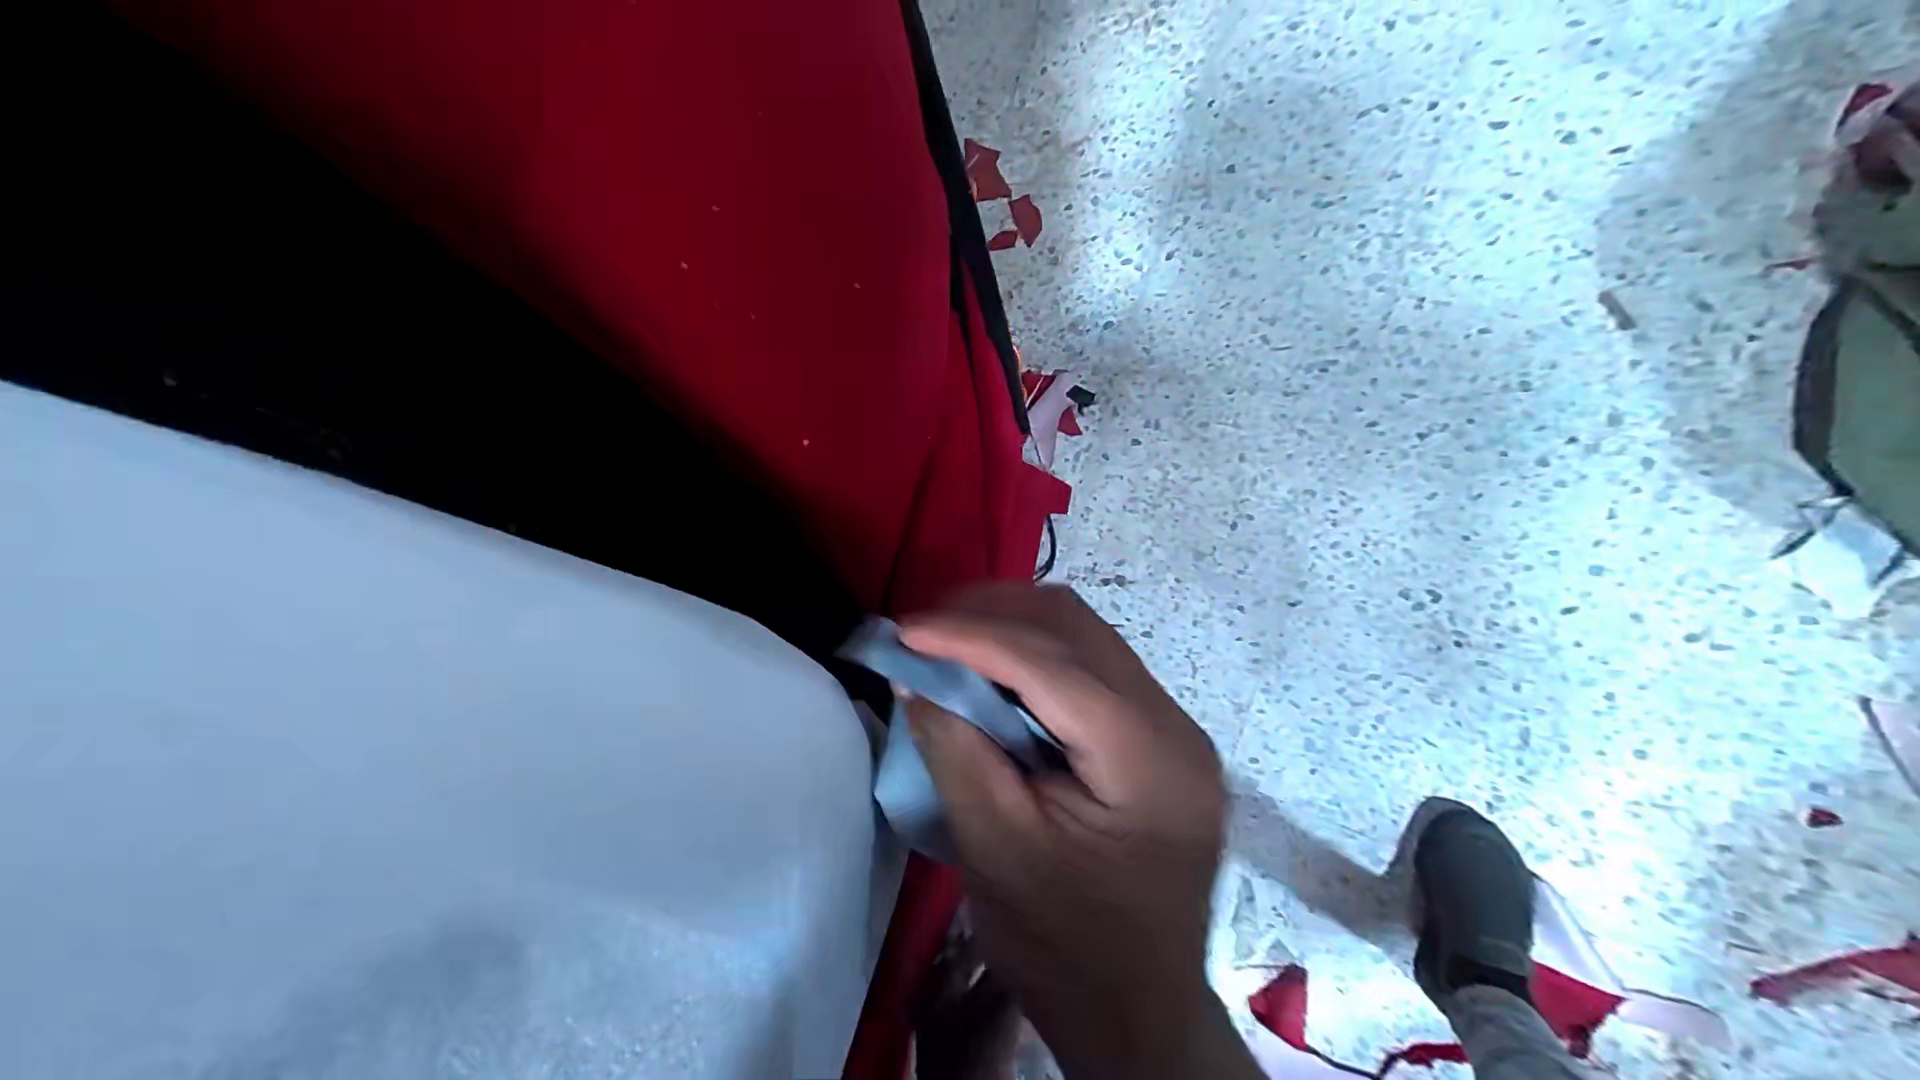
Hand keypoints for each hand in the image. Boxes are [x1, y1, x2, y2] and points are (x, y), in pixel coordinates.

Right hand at [901, 584, 1260, 1079]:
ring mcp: (1171, 727)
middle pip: (1077, 630)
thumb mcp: (997, 851)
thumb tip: (915, 675)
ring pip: (1085, 636)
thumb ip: (956, 750)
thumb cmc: (1065, 949)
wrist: (1137, 1012)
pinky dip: (1034, 656)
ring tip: (950, 643)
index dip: (973, 637)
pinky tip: (992, 674)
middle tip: (924, 631)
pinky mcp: (1154, 736)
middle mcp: (1173, 726)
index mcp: (1148, 762)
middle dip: (993, 616)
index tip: (904, 630)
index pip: (1054, 666)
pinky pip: (1090, 666)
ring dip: (1012, 627)